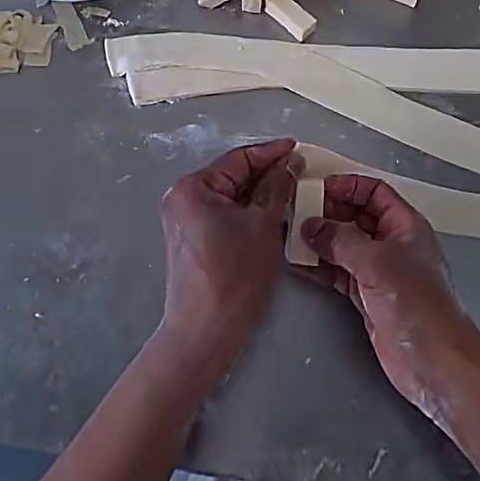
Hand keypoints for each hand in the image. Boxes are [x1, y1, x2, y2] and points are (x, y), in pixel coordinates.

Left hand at [155, 139, 296, 371]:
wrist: (205, 333)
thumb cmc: (234, 276)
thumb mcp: (263, 224)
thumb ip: (276, 187)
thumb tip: (287, 163)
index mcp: (193, 188)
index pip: (239, 159)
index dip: (270, 153)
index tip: (295, 147)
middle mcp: (182, 198)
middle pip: (232, 176)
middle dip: (265, 173)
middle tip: (296, 169)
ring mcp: (184, 220)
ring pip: (230, 196)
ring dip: (258, 193)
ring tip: (289, 189)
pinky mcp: (192, 239)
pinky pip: (224, 213)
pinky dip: (246, 210)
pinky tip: (270, 212)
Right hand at [299, 174, 479, 410]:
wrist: (435, 363)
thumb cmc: (418, 306)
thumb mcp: (377, 263)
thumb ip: (341, 241)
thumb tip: (312, 226)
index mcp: (405, 225)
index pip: (374, 192)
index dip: (347, 186)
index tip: (318, 188)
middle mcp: (393, 244)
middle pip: (356, 216)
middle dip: (328, 212)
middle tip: (298, 212)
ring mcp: (380, 271)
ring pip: (345, 245)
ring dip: (320, 240)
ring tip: (292, 234)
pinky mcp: (368, 296)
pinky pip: (339, 271)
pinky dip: (320, 266)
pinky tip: (299, 262)